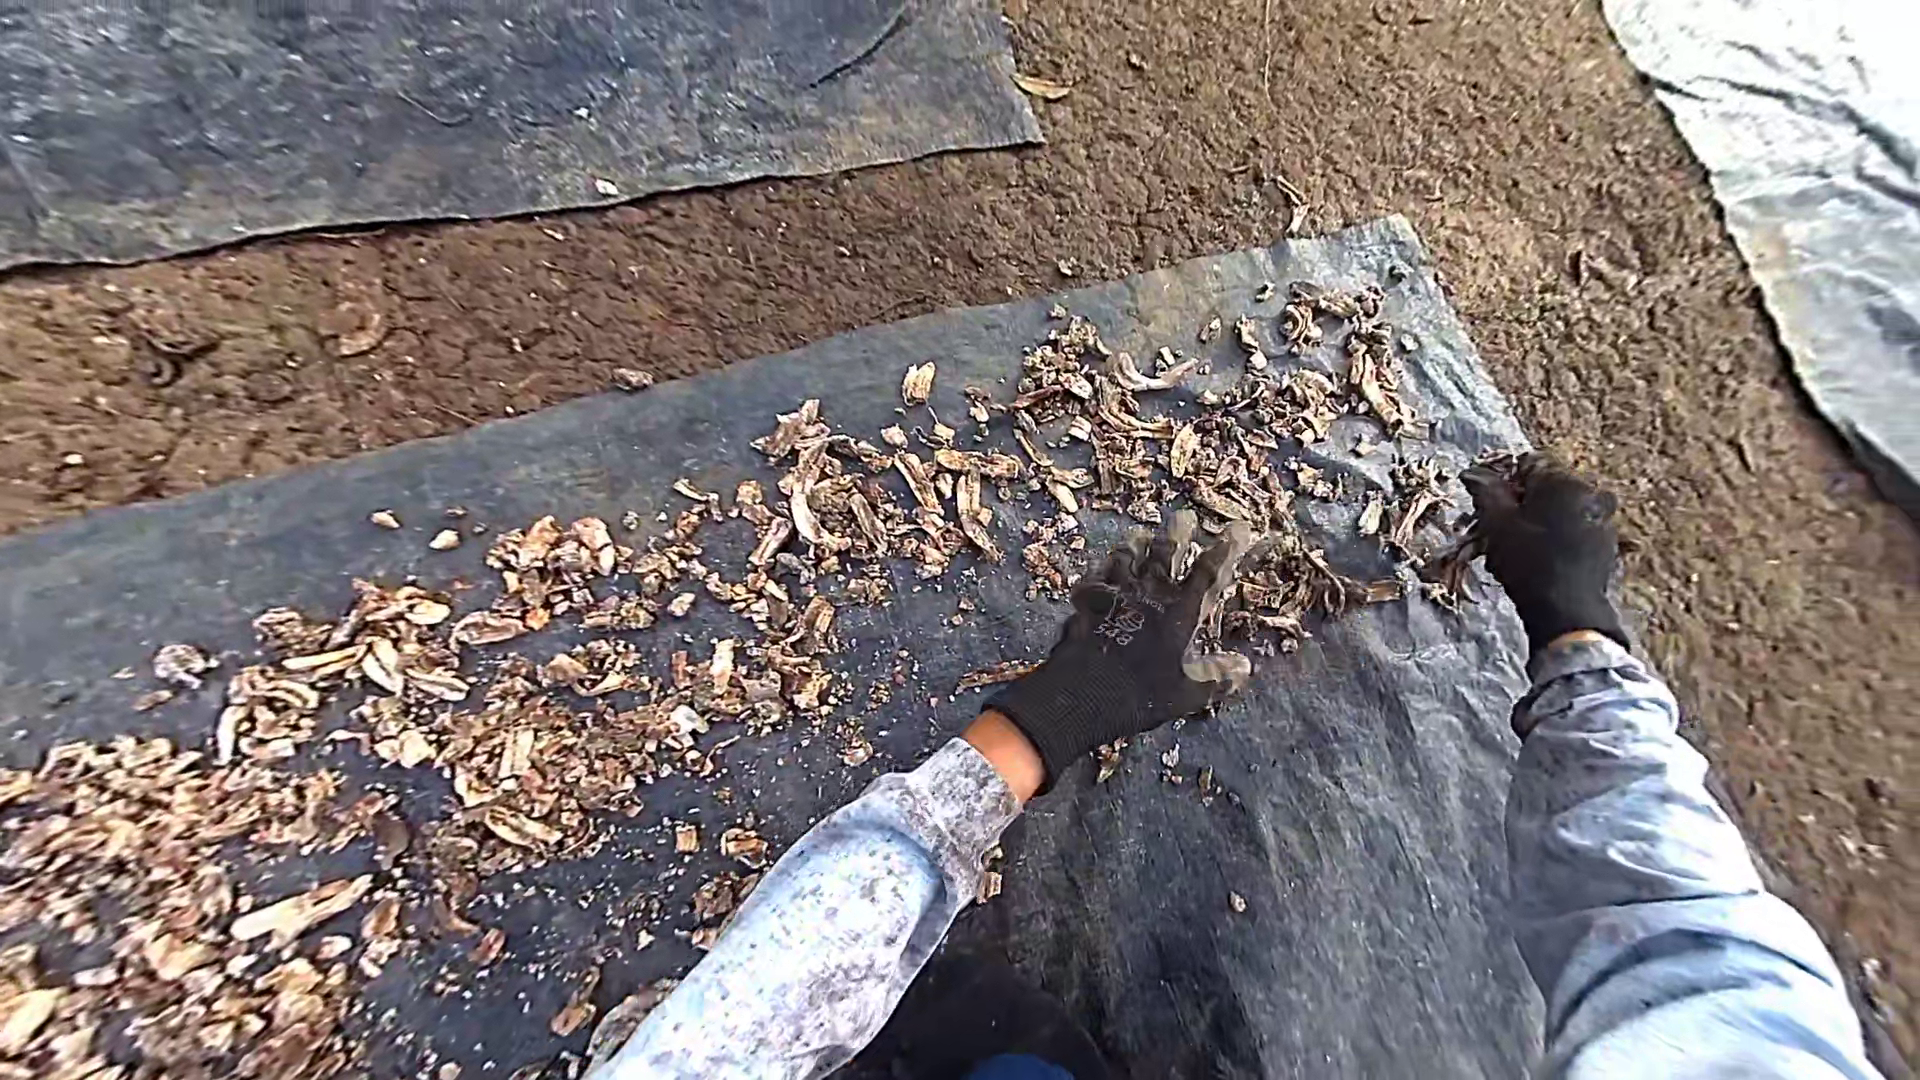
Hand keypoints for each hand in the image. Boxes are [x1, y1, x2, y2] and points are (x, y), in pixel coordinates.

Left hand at [985, 513, 1253, 792]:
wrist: (1082, 691)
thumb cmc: (1139, 696)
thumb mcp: (1185, 694)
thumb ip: (1213, 677)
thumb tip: (1243, 667)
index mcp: (1177, 614)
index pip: (1207, 574)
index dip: (1224, 550)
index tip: (1238, 528)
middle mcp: (1146, 596)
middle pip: (1164, 556)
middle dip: (1177, 535)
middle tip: (1184, 517)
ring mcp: (1113, 595)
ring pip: (1126, 559)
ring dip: (1135, 546)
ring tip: (1139, 534)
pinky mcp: (1085, 603)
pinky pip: (1094, 578)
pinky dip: (1100, 570)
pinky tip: (1098, 567)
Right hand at [1461, 453, 1625, 654]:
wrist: (1566, 605)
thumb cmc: (1526, 559)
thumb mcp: (1495, 523)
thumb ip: (1485, 492)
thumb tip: (1472, 471)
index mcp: (1565, 482)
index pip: (1528, 463)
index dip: (1501, 480)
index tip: (1485, 501)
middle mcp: (1591, 492)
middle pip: (1545, 485)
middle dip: (1518, 500)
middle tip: (1494, 524)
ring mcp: (1603, 516)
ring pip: (1558, 506)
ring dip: (1534, 517)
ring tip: (1513, 542)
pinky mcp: (1607, 538)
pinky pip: (1572, 523)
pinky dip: (1552, 531)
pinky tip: (1536, 552)